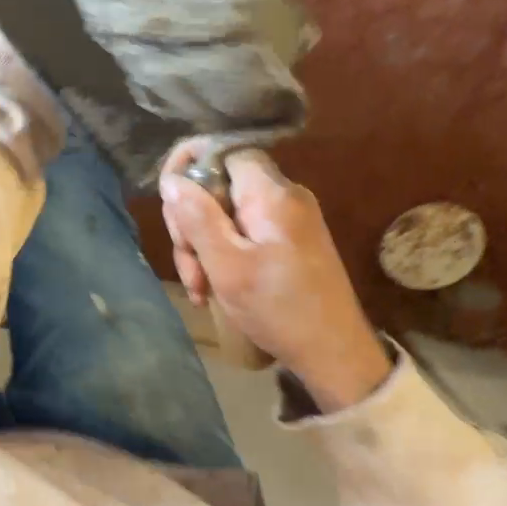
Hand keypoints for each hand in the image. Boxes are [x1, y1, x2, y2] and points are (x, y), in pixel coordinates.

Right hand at [158, 142, 390, 411]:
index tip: (169, 199)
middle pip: (218, 183)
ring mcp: (288, 218)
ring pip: (225, 210)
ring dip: (202, 244)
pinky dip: (222, 253)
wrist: (337, 356)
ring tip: (200, 287)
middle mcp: (283, 195)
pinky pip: (243, 230)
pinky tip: (212, 287)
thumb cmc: (280, 309)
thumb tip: (171, 180)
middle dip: (191, 220)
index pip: (222, 148)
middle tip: (187, 263)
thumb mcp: (227, 265)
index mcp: (271, 194)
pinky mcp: (289, 239)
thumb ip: (196, 217)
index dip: (189, 165)